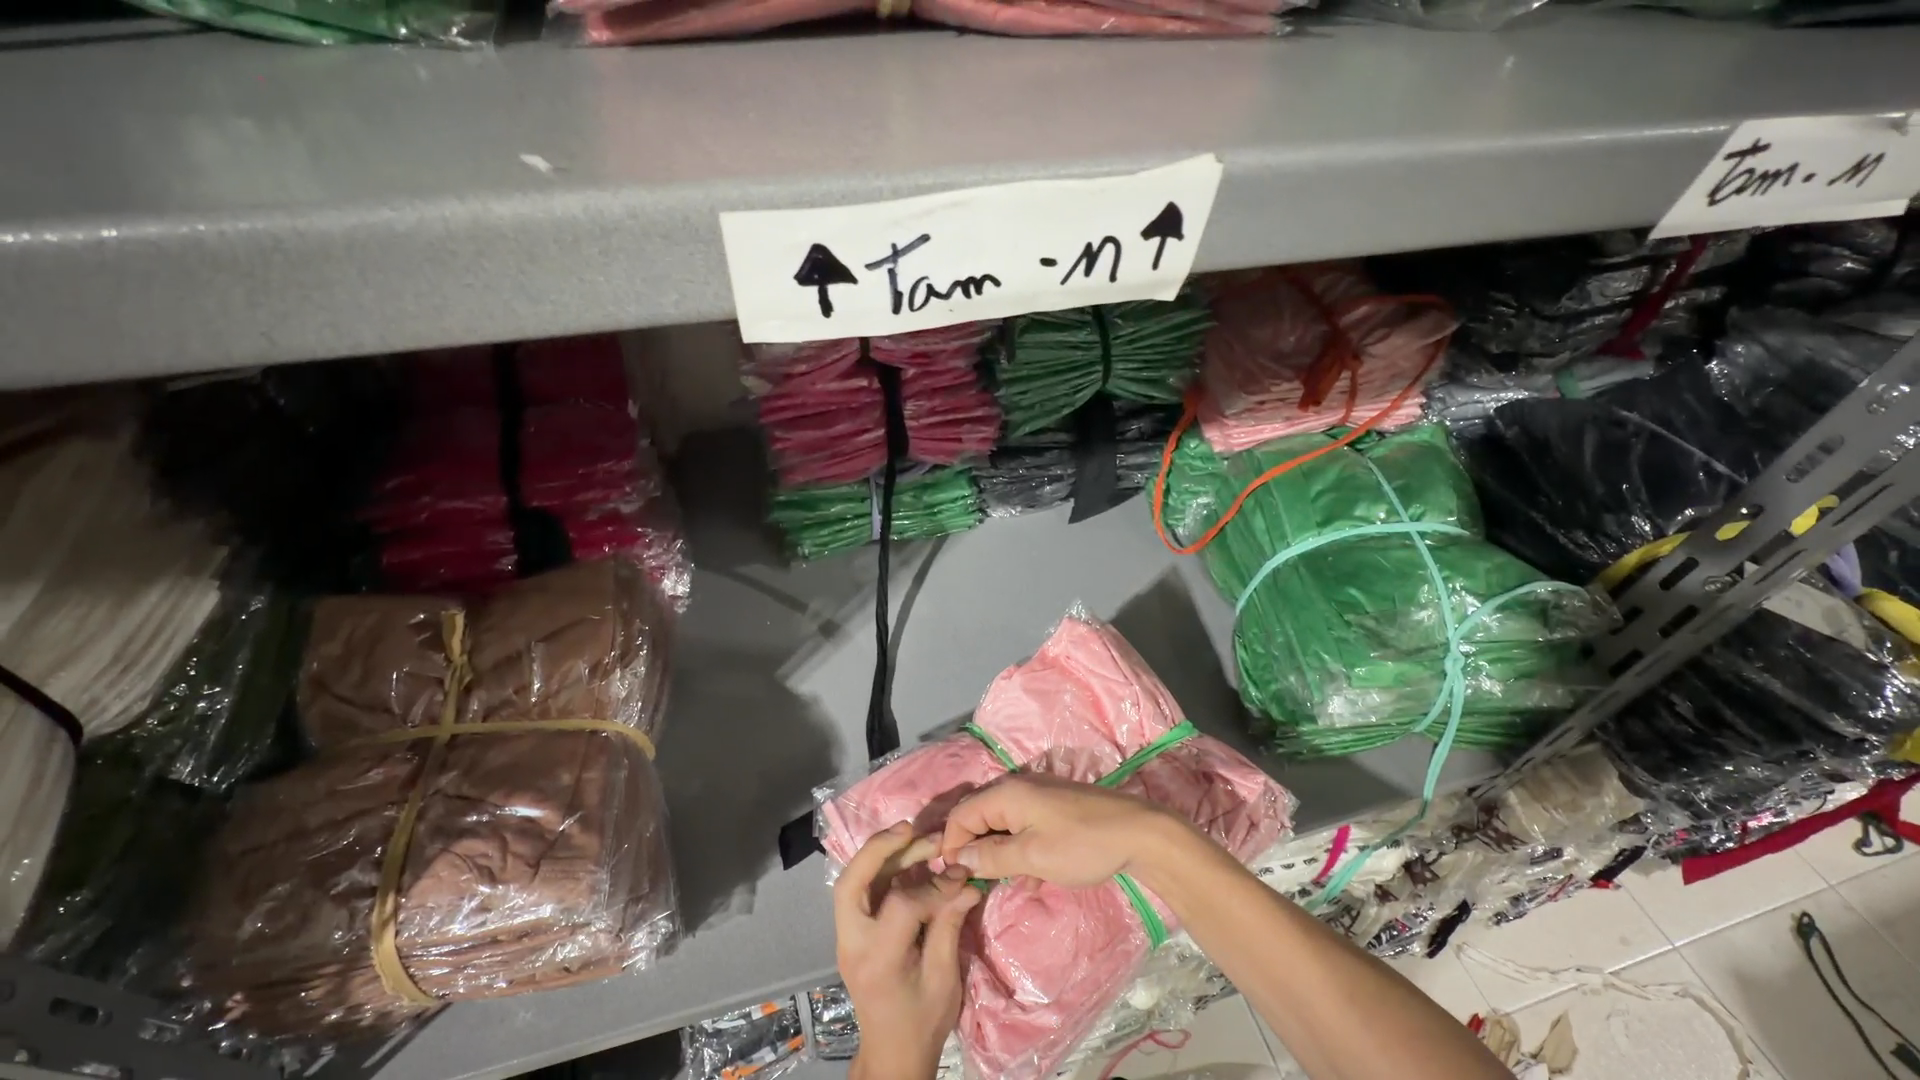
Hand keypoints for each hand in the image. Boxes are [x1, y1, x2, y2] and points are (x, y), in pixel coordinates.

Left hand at [835, 822, 981, 1079]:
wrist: (892, 1053)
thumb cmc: (922, 1022)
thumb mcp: (944, 978)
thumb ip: (950, 925)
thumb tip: (967, 882)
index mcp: (878, 959)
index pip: (900, 904)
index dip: (933, 885)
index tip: (960, 876)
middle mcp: (852, 943)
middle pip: (851, 882)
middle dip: (878, 849)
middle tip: (910, 827)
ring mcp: (846, 938)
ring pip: (850, 882)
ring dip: (878, 854)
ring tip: (910, 833)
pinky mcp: (850, 933)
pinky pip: (858, 892)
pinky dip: (878, 869)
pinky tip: (904, 858)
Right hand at [937, 773, 1180, 886]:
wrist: (1140, 834)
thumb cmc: (1082, 845)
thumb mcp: (1031, 857)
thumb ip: (991, 857)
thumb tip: (958, 859)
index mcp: (1006, 794)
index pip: (960, 815)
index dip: (951, 846)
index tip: (954, 878)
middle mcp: (1018, 788)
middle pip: (979, 818)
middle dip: (975, 851)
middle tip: (979, 883)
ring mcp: (1039, 797)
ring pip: (1002, 826)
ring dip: (1000, 855)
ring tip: (1008, 883)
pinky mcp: (1056, 810)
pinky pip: (1024, 829)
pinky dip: (1021, 852)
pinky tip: (1033, 879)